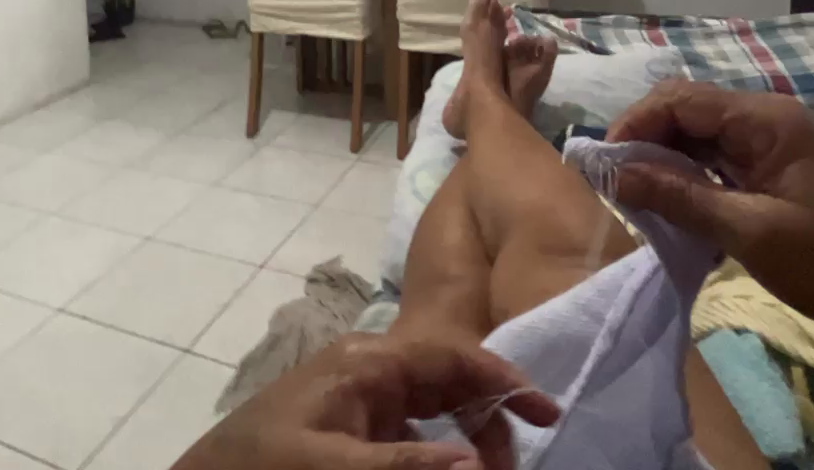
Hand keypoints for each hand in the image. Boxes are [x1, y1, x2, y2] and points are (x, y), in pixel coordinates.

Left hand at [173, 334, 557, 469]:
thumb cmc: (267, 462)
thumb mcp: (336, 466)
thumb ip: (407, 465)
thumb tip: (480, 464)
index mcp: (367, 363)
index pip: (448, 355)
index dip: (501, 377)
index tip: (546, 412)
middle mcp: (370, 368)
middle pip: (448, 378)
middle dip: (488, 416)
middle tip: (510, 468)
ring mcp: (362, 394)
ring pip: (435, 404)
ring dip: (468, 436)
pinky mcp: (355, 421)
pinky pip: (413, 427)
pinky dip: (439, 449)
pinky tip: (451, 468)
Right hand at [609, 80, 813, 341]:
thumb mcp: (751, 233)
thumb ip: (679, 196)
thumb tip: (612, 173)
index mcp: (766, 119)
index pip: (678, 100)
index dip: (635, 125)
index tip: (606, 164)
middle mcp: (767, 118)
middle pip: (685, 110)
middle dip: (645, 140)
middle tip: (618, 181)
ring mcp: (773, 142)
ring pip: (697, 134)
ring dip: (665, 159)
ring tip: (639, 195)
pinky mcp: (776, 167)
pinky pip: (717, 157)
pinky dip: (689, 175)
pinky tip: (676, 203)